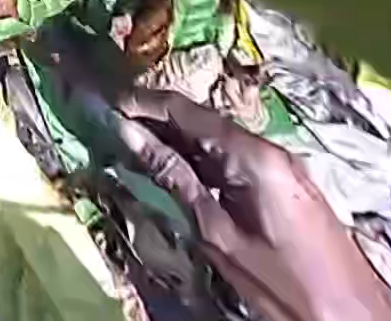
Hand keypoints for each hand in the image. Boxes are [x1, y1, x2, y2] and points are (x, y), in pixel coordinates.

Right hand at [111, 90, 390, 320]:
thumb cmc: (285, 288)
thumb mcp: (218, 234)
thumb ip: (173, 177)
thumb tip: (126, 131)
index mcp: (252, 154)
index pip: (184, 109)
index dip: (140, 102)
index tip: (105, 102)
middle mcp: (266, 146)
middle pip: (198, 116)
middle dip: (153, 116)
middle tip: (112, 121)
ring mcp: (279, 162)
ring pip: (213, 133)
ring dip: (173, 134)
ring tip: (133, 140)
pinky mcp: (283, 180)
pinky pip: (229, 152)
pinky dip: (196, 152)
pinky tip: (173, 163)